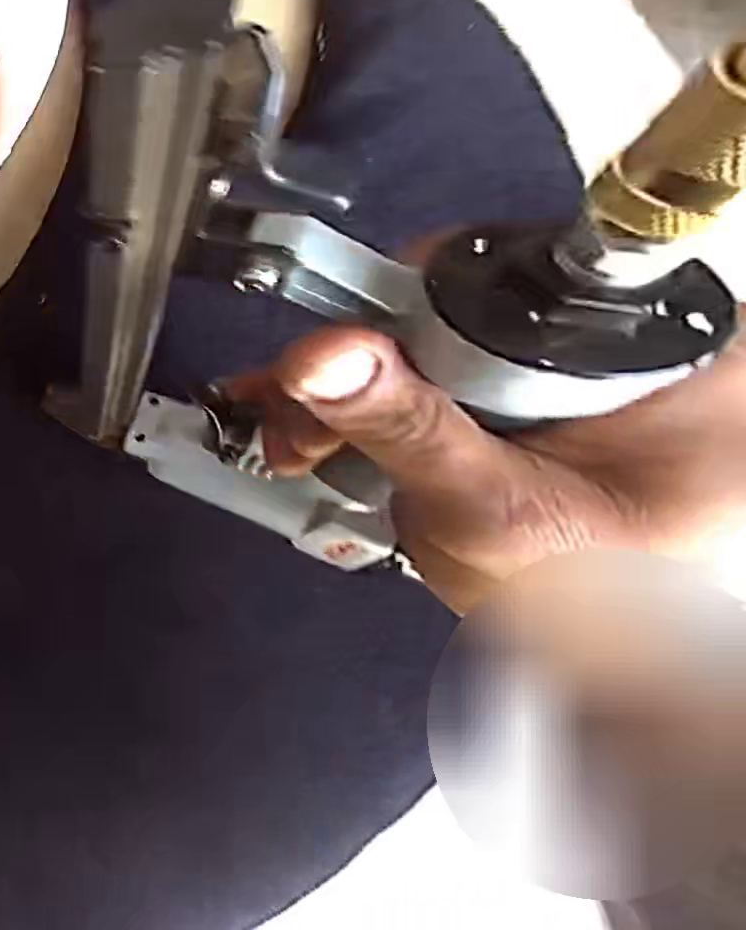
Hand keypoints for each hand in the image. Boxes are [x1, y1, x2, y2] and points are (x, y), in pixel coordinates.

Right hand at [237, 317, 745, 612]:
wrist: (618, 672)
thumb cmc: (593, 602)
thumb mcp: (489, 509)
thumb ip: (407, 427)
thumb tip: (317, 352)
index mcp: (666, 357)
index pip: (501, 289)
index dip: (398, 320)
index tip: (331, 373)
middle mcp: (613, 353)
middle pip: (439, 324)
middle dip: (347, 377)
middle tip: (300, 432)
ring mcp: (558, 382)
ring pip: (411, 357)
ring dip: (333, 401)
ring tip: (296, 451)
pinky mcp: (511, 408)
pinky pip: (414, 386)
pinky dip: (351, 413)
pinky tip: (310, 440)